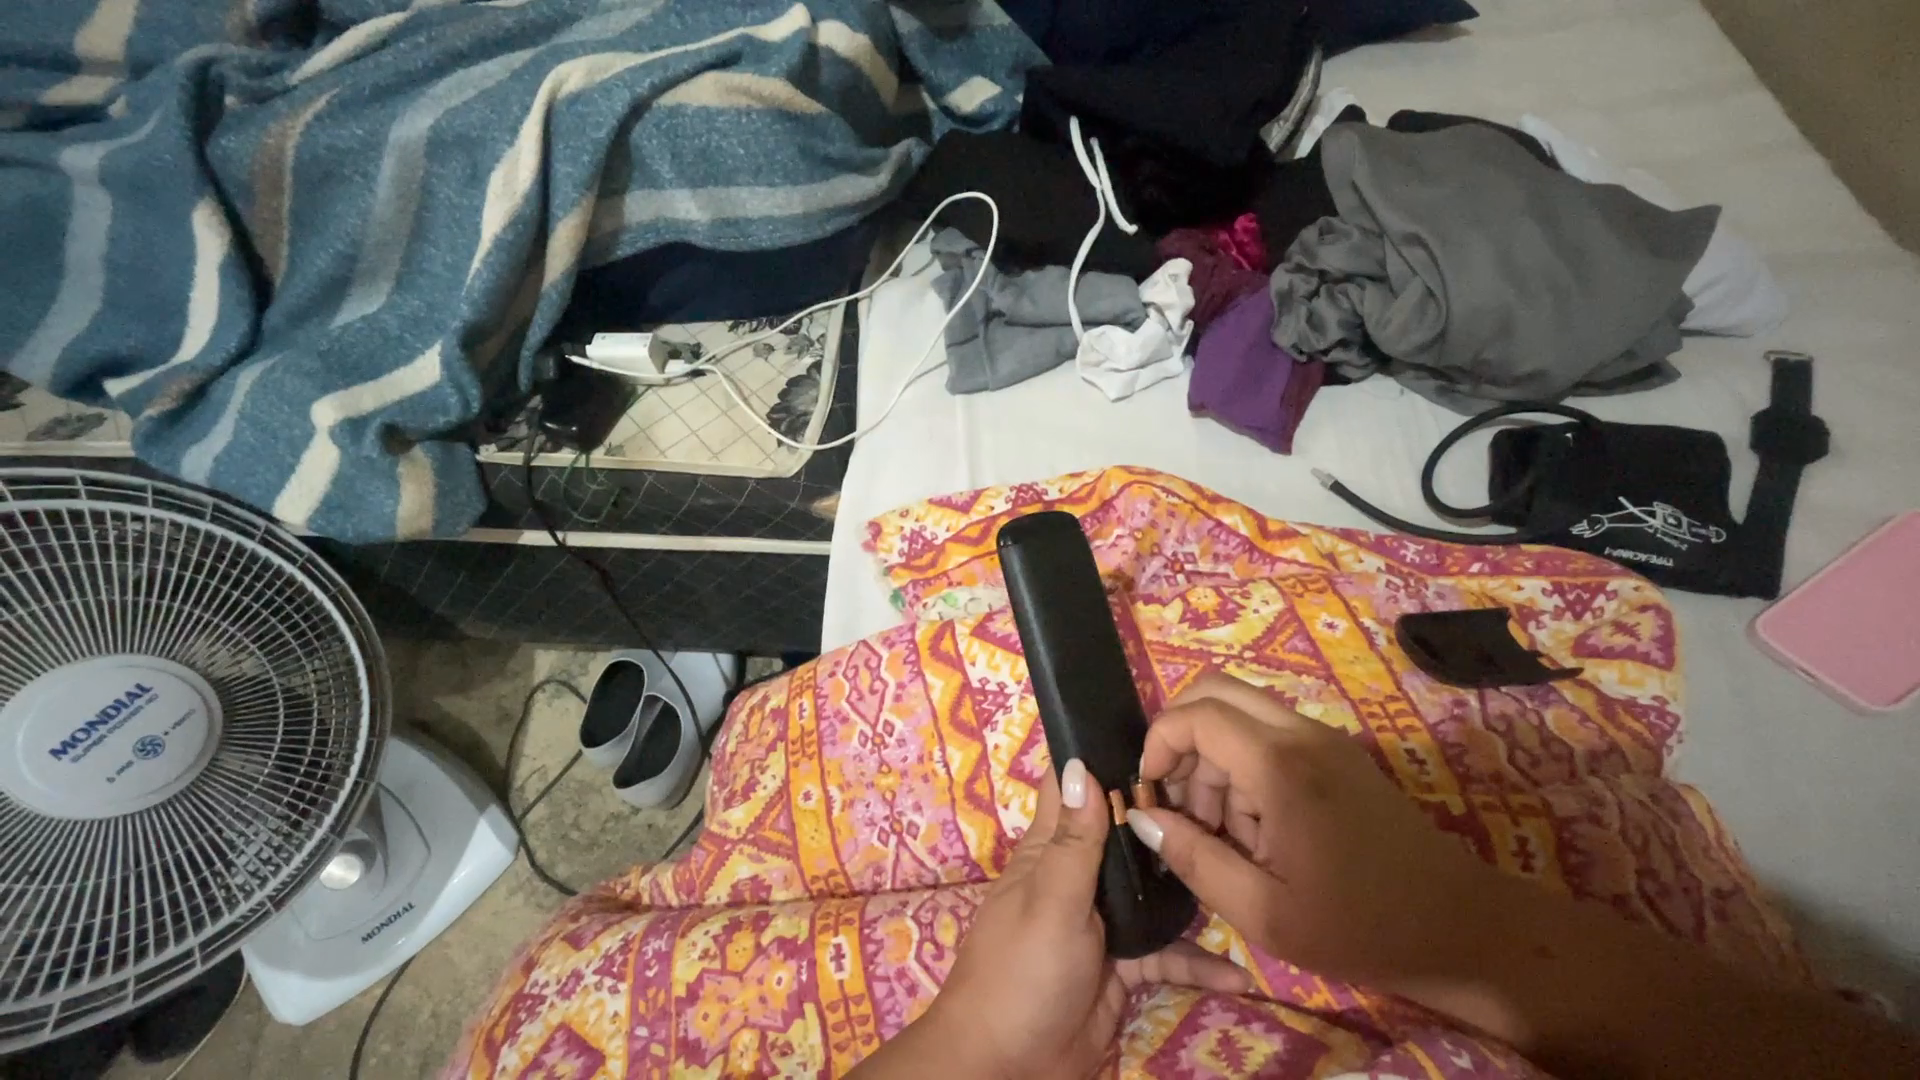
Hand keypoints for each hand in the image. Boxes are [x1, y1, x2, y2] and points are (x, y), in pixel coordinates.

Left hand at [913, 761, 1249, 1079]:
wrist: (1010, 1067)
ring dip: (1191, 889)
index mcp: (1050, 851)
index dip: (1102, 757)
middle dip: (1165, 820)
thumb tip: (1079, 762)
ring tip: (1245, 873)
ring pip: (1154, 893)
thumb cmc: (1021, 971)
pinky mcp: (1125, 968)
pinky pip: (1168, 956)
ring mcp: (1104, 923)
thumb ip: (1074, 840)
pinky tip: (1241, 973)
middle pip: (1125, 837)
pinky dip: (1199, 964)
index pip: (1072, 789)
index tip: (1154, 732)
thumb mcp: (1051, 900)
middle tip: (1226, 799)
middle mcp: (1079, 877)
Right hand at [1124, 675, 1516, 1004]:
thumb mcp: (1263, 912)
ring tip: (1219, 829)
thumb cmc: (1360, 926)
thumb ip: (1194, 858)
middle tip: (1174, 797)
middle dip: (1180, 737)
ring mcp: (1323, 738)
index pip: (1195, 715)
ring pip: (1239, 712)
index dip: (1157, 744)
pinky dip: (1241, 764)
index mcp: (1280, 766)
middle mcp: (1300, 734)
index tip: (1149, 793)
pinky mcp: (1336, 753)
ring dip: (1211, 756)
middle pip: (1214, 691)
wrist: (1463, 928)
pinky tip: (1254, 827)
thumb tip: (1142, 816)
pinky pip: (1267, 733)